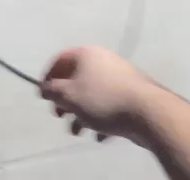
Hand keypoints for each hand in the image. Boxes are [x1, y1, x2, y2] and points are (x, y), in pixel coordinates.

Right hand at [39, 46, 156, 141]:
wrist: (146, 111)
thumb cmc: (102, 100)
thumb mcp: (70, 96)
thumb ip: (53, 91)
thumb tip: (44, 87)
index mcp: (86, 54)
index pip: (60, 59)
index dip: (48, 76)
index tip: (43, 96)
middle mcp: (102, 59)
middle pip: (76, 77)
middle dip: (65, 99)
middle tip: (58, 115)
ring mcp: (118, 75)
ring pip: (92, 93)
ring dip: (81, 112)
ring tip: (77, 131)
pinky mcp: (129, 93)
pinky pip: (108, 104)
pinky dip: (100, 118)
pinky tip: (99, 135)